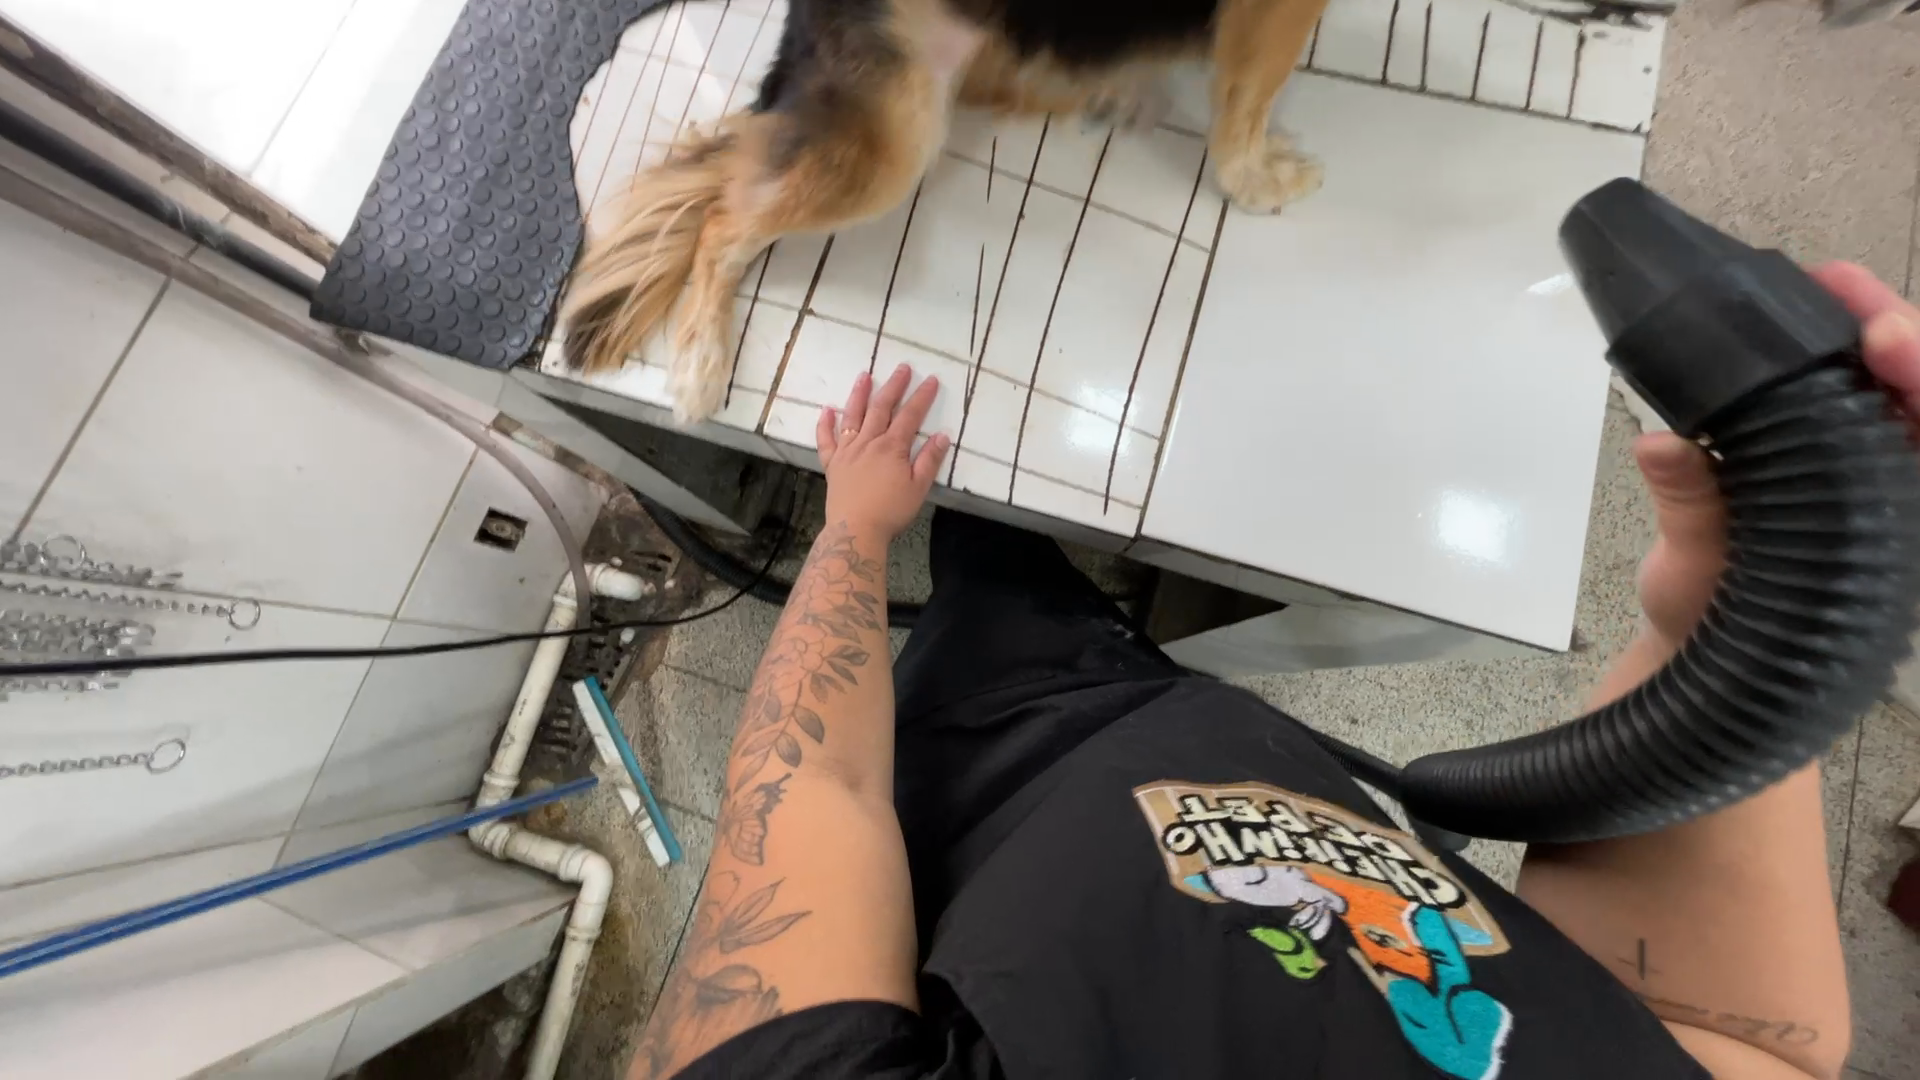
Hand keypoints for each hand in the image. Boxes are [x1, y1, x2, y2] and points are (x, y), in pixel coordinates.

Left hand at [816, 365, 950, 540]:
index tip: (931, 380)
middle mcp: (868, 442)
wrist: (856, 530)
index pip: (910, 416)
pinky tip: (827, 409)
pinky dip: (825, 423)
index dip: (922, 397)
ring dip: (859, 394)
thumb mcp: (918, 488)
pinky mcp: (832, 463)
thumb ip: (929, 460)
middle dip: (894, 386)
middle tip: (902, 367)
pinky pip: (826, 440)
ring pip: (853, 416)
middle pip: (882, 408)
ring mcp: (847, 451)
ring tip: (864, 375)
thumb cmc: (891, 511)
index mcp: (892, 448)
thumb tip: (942, 435)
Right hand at [1633, 261, 1919, 651]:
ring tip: (1818, 290)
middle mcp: (1887, 487)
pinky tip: (1781, 338)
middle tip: (1836, 286)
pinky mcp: (1806, 470)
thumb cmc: (1713, 620)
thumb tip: (1661, 445)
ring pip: (1878, 396)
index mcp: (1888, 516)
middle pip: (1916, 397)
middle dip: (1894, 334)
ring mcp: (1852, 476)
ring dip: (1856, 338)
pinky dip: (1811, 366)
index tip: (1879, 336)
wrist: (1698, 646)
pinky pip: (1826, 410)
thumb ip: (1693, 507)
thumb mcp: (1701, 570)